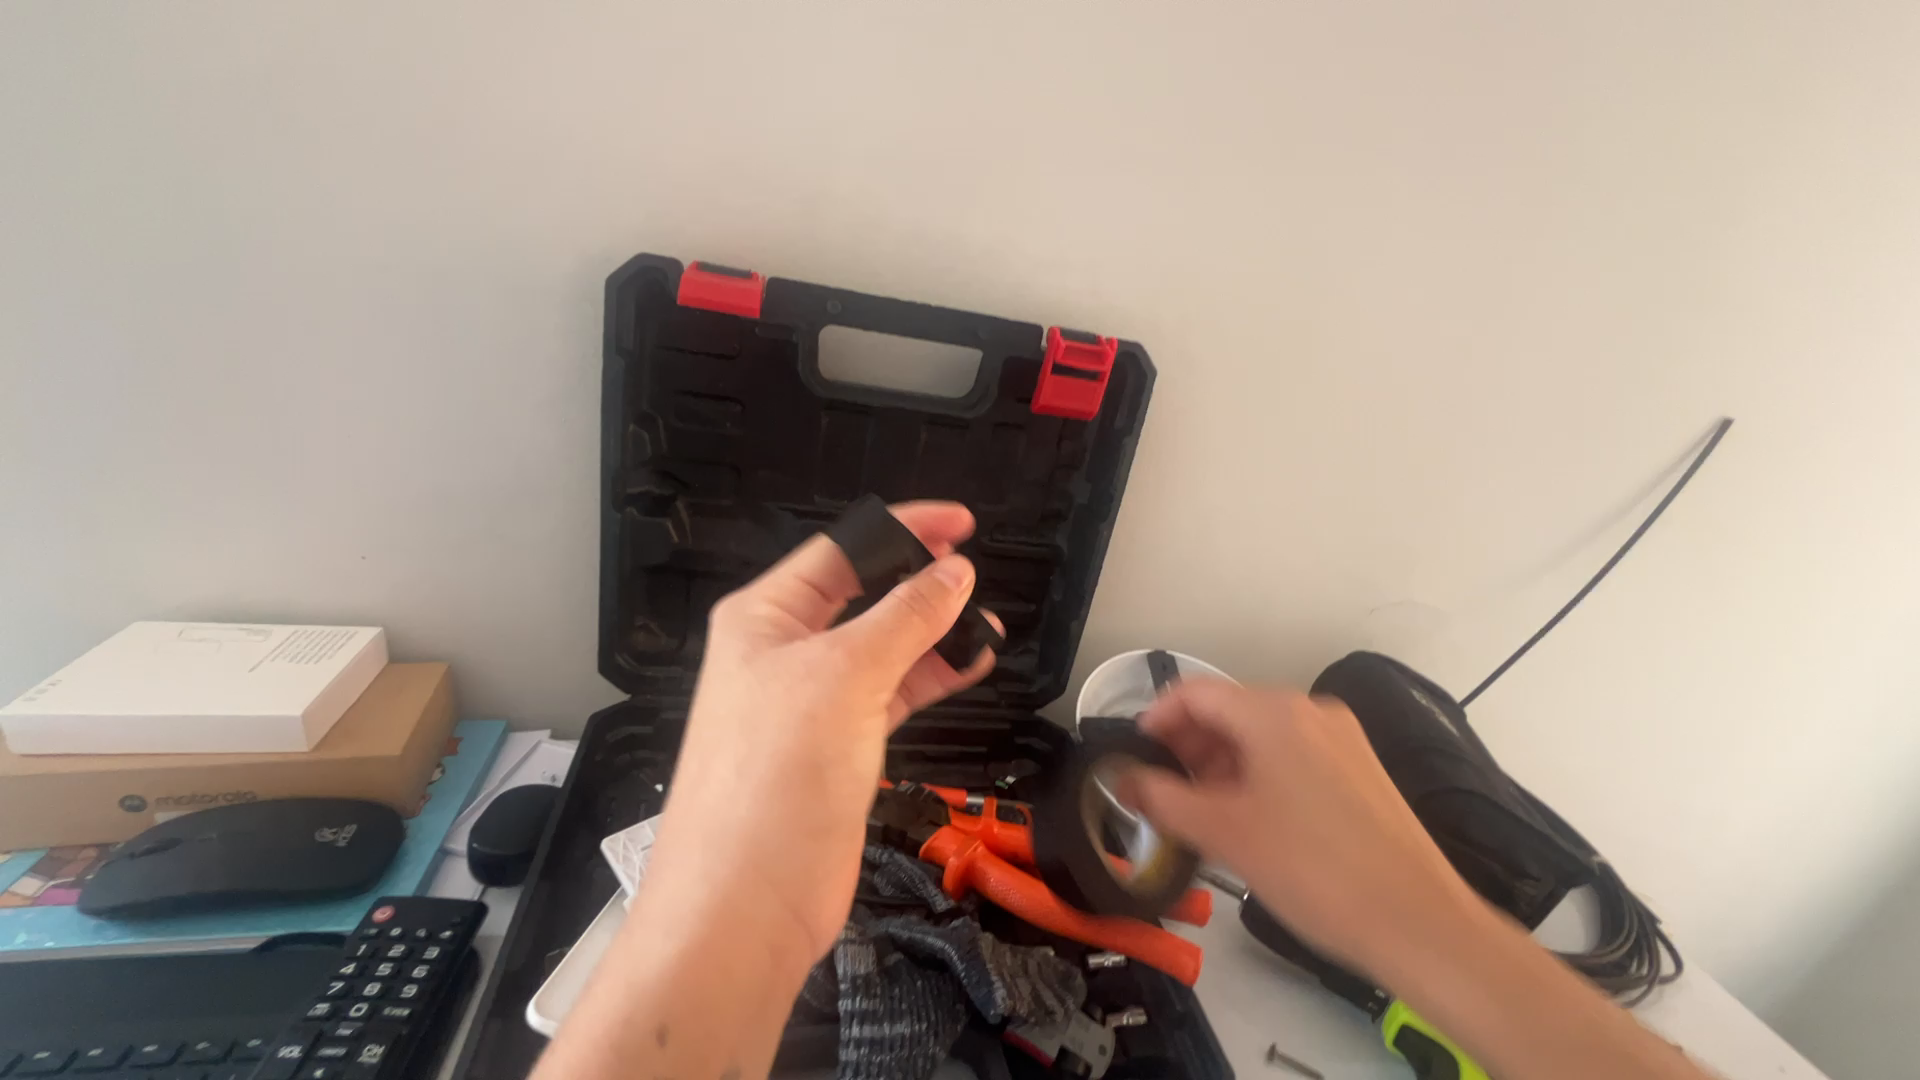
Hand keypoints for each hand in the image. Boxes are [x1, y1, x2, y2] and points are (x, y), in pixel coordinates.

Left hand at [642, 501, 997, 965]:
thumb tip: (954, 572)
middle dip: (919, 583)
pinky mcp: (841, 743)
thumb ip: (905, 616)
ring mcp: (814, 700)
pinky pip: (893, 691)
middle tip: (973, 575)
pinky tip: (968, 664)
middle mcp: (785, 651)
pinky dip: (931, 676)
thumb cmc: (773, 779)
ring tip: (985, 626)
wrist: (747, 905)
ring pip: (885, 645)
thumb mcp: (843, 675)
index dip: (901, 529)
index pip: (841, 550)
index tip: (957, 523)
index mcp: (765, 616)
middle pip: (864, 595)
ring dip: (934, 633)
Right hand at [1125, 680, 1484, 981]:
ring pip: (1259, 734)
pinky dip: (1256, 773)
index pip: (1194, 692)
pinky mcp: (1359, 769)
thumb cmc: (1313, 870)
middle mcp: (1310, 712)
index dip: (1154, 719)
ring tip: (1200, 810)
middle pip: (1228, 710)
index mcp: (1274, 713)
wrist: (1421, 925)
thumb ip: (1160, 798)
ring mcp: (1341, 739)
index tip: (1133, 756)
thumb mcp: (1223, 833)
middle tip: (1162, 789)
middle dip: (1187, 745)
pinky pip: (1291, 754)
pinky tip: (1248, 817)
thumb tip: (1121, 780)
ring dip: (1219, 763)